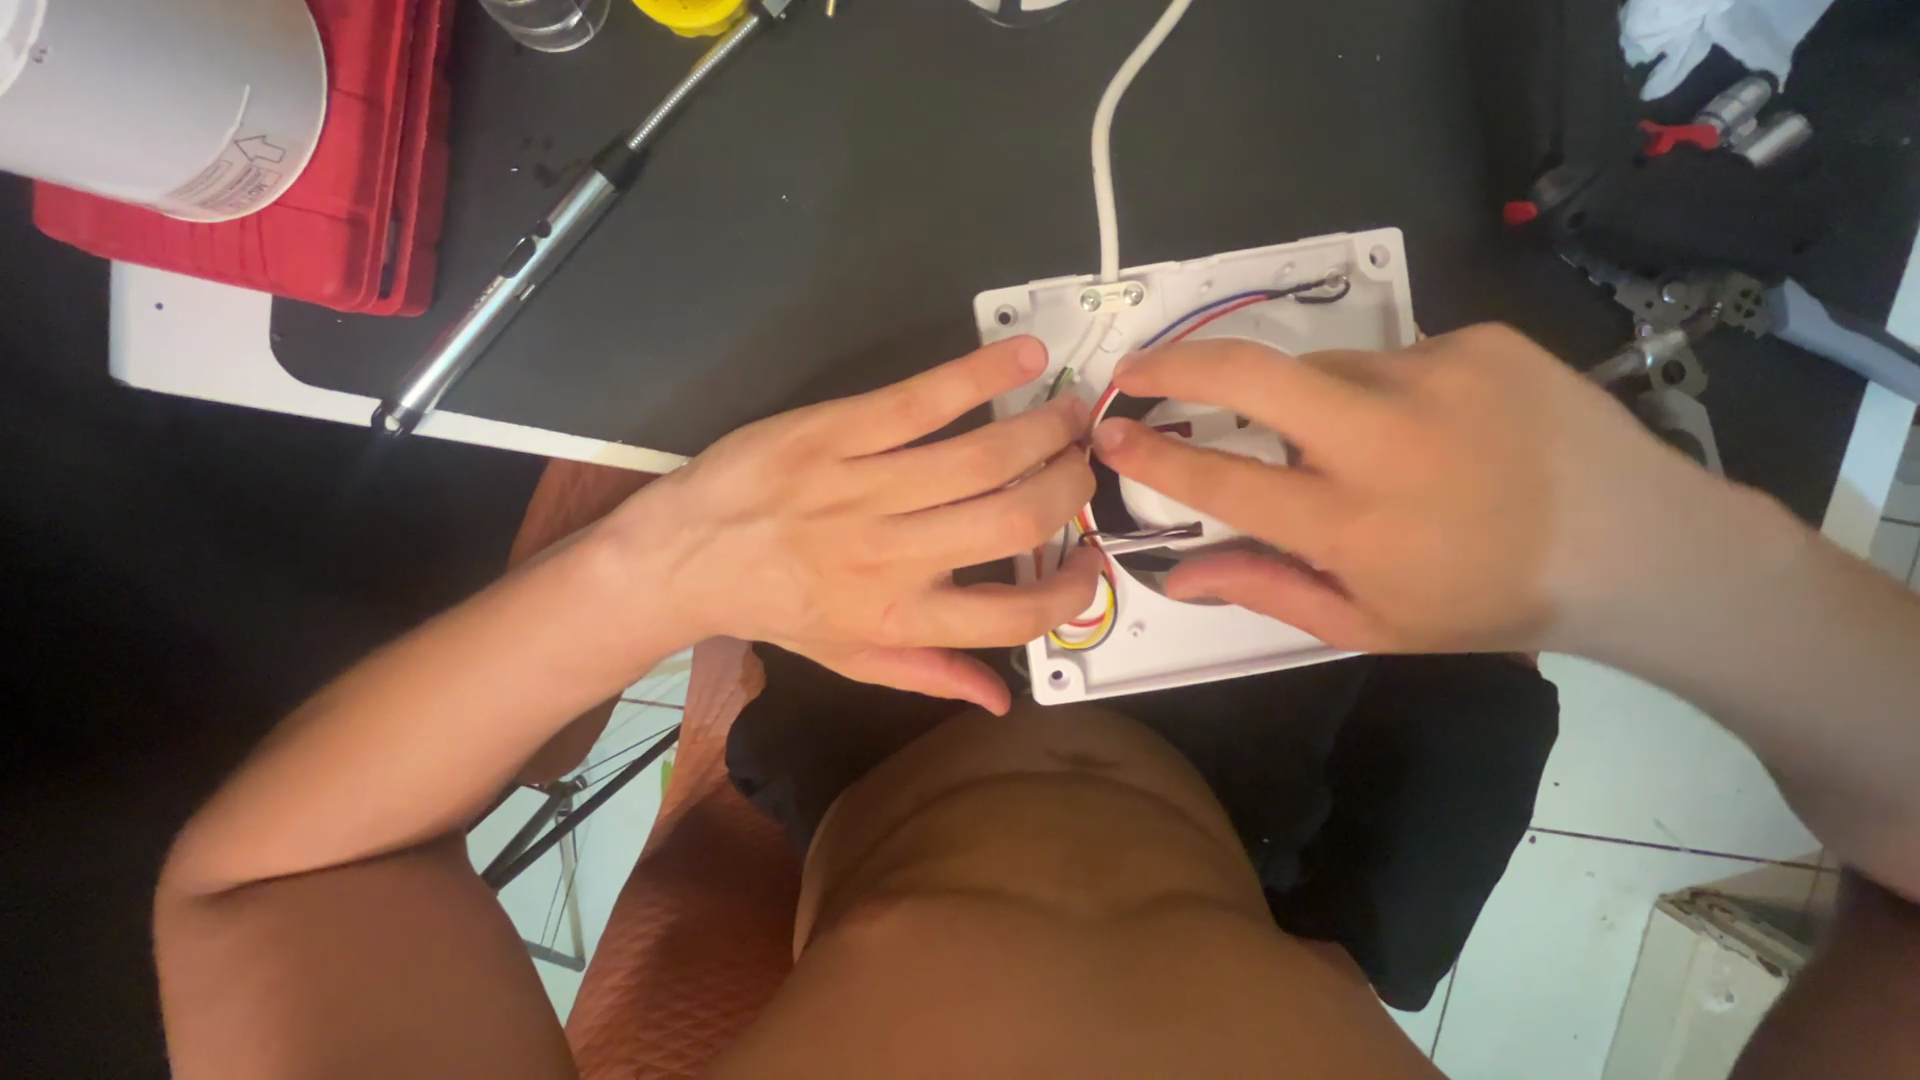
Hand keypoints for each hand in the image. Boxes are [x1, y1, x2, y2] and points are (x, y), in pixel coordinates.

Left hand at [600, 337, 1101, 713]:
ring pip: (982, 455)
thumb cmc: (774, 609)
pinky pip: (923, 400)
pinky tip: (1024, 357)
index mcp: (898, 618)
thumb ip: (930, 675)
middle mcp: (890, 557)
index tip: (1090, 562)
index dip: (1072, 592)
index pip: (1015, 615)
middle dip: (1072, 489)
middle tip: (1084, 467)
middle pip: (1015, 519)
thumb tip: (1004, 697)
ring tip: (1071, 414)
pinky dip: (983, 375)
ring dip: (1044, 429)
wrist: (685, 555)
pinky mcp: (835, 432)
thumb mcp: (850, 658)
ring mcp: (863, 488)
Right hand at [1089, 325, 1794, 652]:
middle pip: (1250, 375)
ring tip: (1351, 440)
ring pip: (1319, 367)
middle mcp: (1383, 440)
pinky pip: (1388, 357)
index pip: (1220, 478)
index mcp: (1350, 523)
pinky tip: (1429, 426)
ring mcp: (1433, 375)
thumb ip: (1263, 589)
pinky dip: (1380, 389)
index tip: (1109, 434)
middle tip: (1135, 370)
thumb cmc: (1484, 599)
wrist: (1642, 546)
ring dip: (1302, 397)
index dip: (1152, 454)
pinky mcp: (1476, 340)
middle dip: (1175, 364)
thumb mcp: (1366, 622)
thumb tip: (1174, 575)